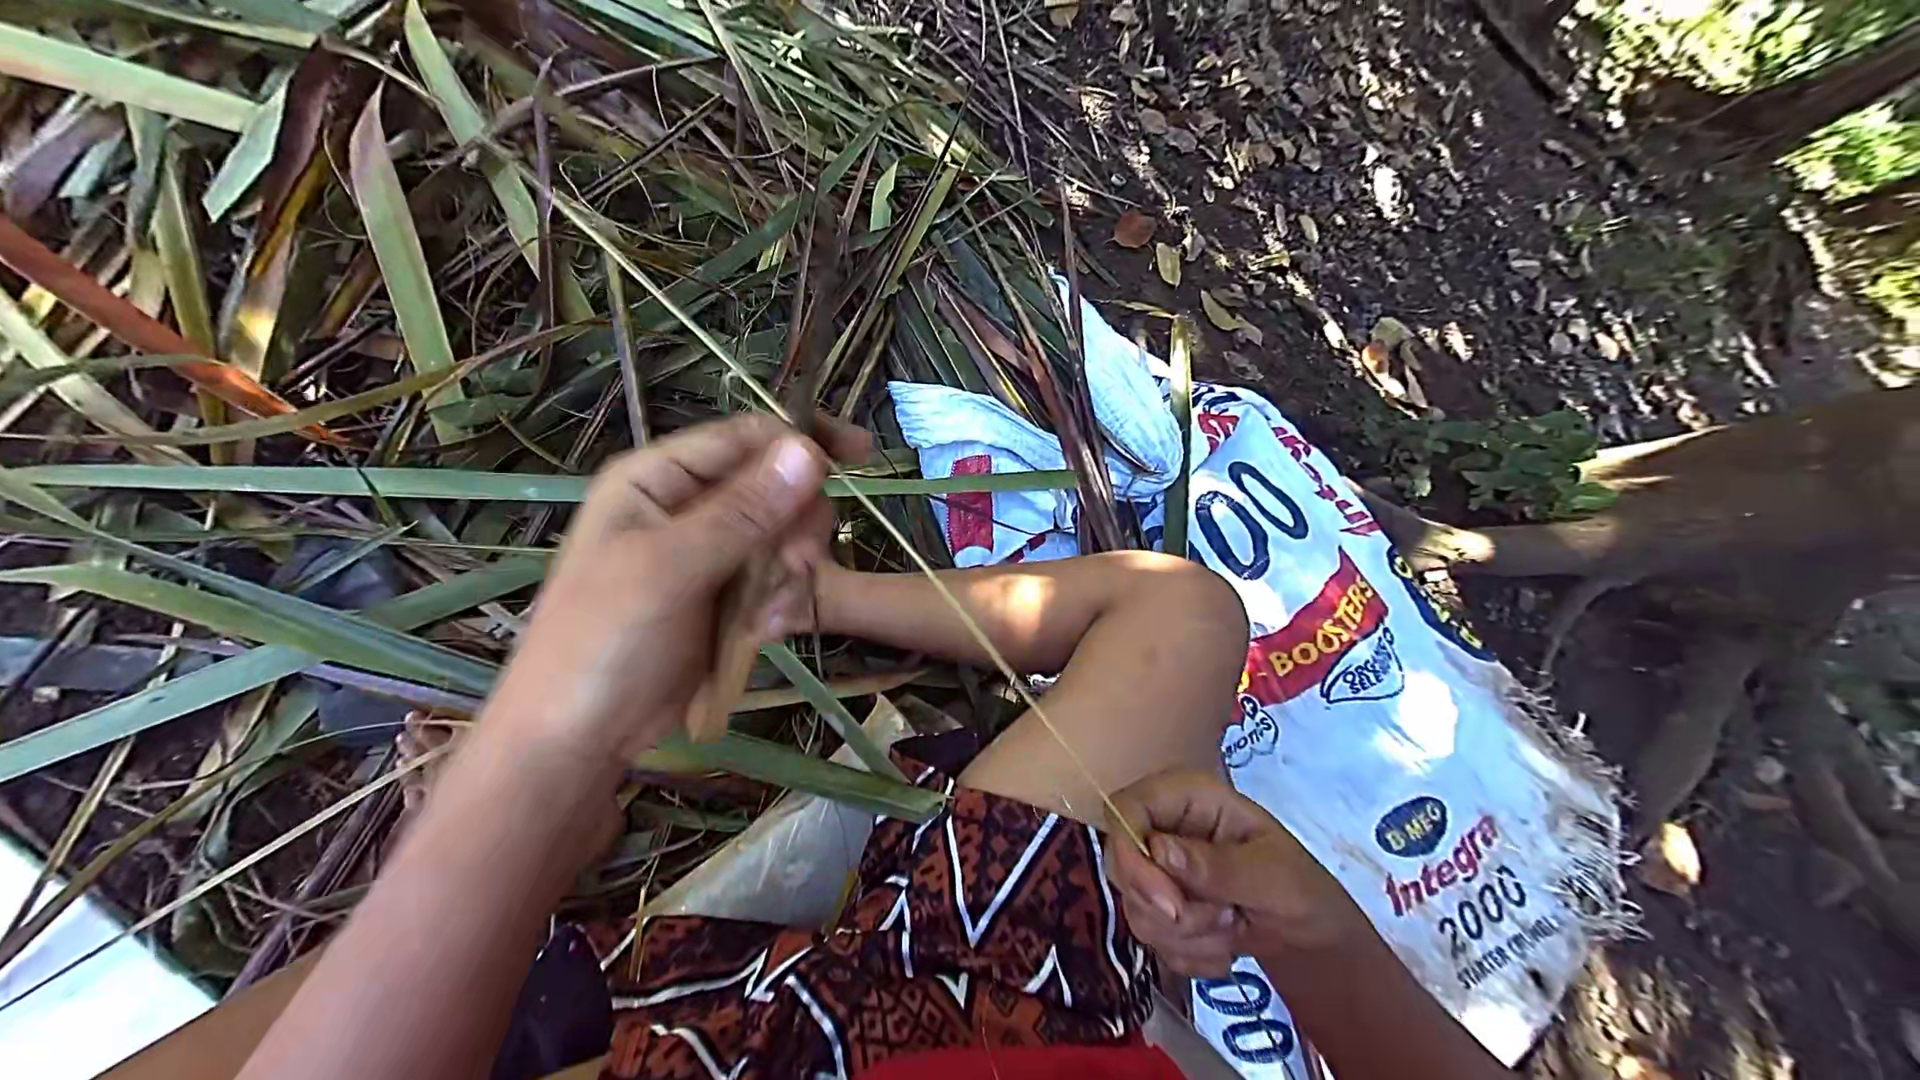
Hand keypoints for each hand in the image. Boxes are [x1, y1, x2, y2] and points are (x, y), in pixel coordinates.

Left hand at [482, 414, 868, 762]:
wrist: (583, 737)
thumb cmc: (603, 643)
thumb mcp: (668, 570)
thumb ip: (741, 512)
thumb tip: (807, 452)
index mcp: (660, 478)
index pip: (746, 436)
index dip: (803, 439)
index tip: (861, 456)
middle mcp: (690, 505)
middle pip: (777, 485)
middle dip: (797, 523)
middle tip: (795, 566)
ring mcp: (713, 551)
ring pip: (786, 533)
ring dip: (791, 570)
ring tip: (768, 616)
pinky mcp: (730, 591)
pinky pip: (780, 575)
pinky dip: (783, 599)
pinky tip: (765, 630)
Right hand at [1105, 768, 1365, 976]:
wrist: (1310, 932)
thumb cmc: (1299, 886)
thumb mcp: (1273, 874)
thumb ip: (1220, 865)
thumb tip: (1159, 851)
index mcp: (1184, 796)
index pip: (1124, 809)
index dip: (1131, 855)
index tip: (1170, 907)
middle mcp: (1160, 823)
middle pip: (1121, 863)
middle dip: (1170, 909)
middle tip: (1224, 920)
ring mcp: (1153, 863)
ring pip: (1134, 906)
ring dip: (1186, 936)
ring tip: (1232, 926)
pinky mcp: (1154, 901)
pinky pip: (1148, 936)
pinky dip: (1187, 953)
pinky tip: (1222, 944)